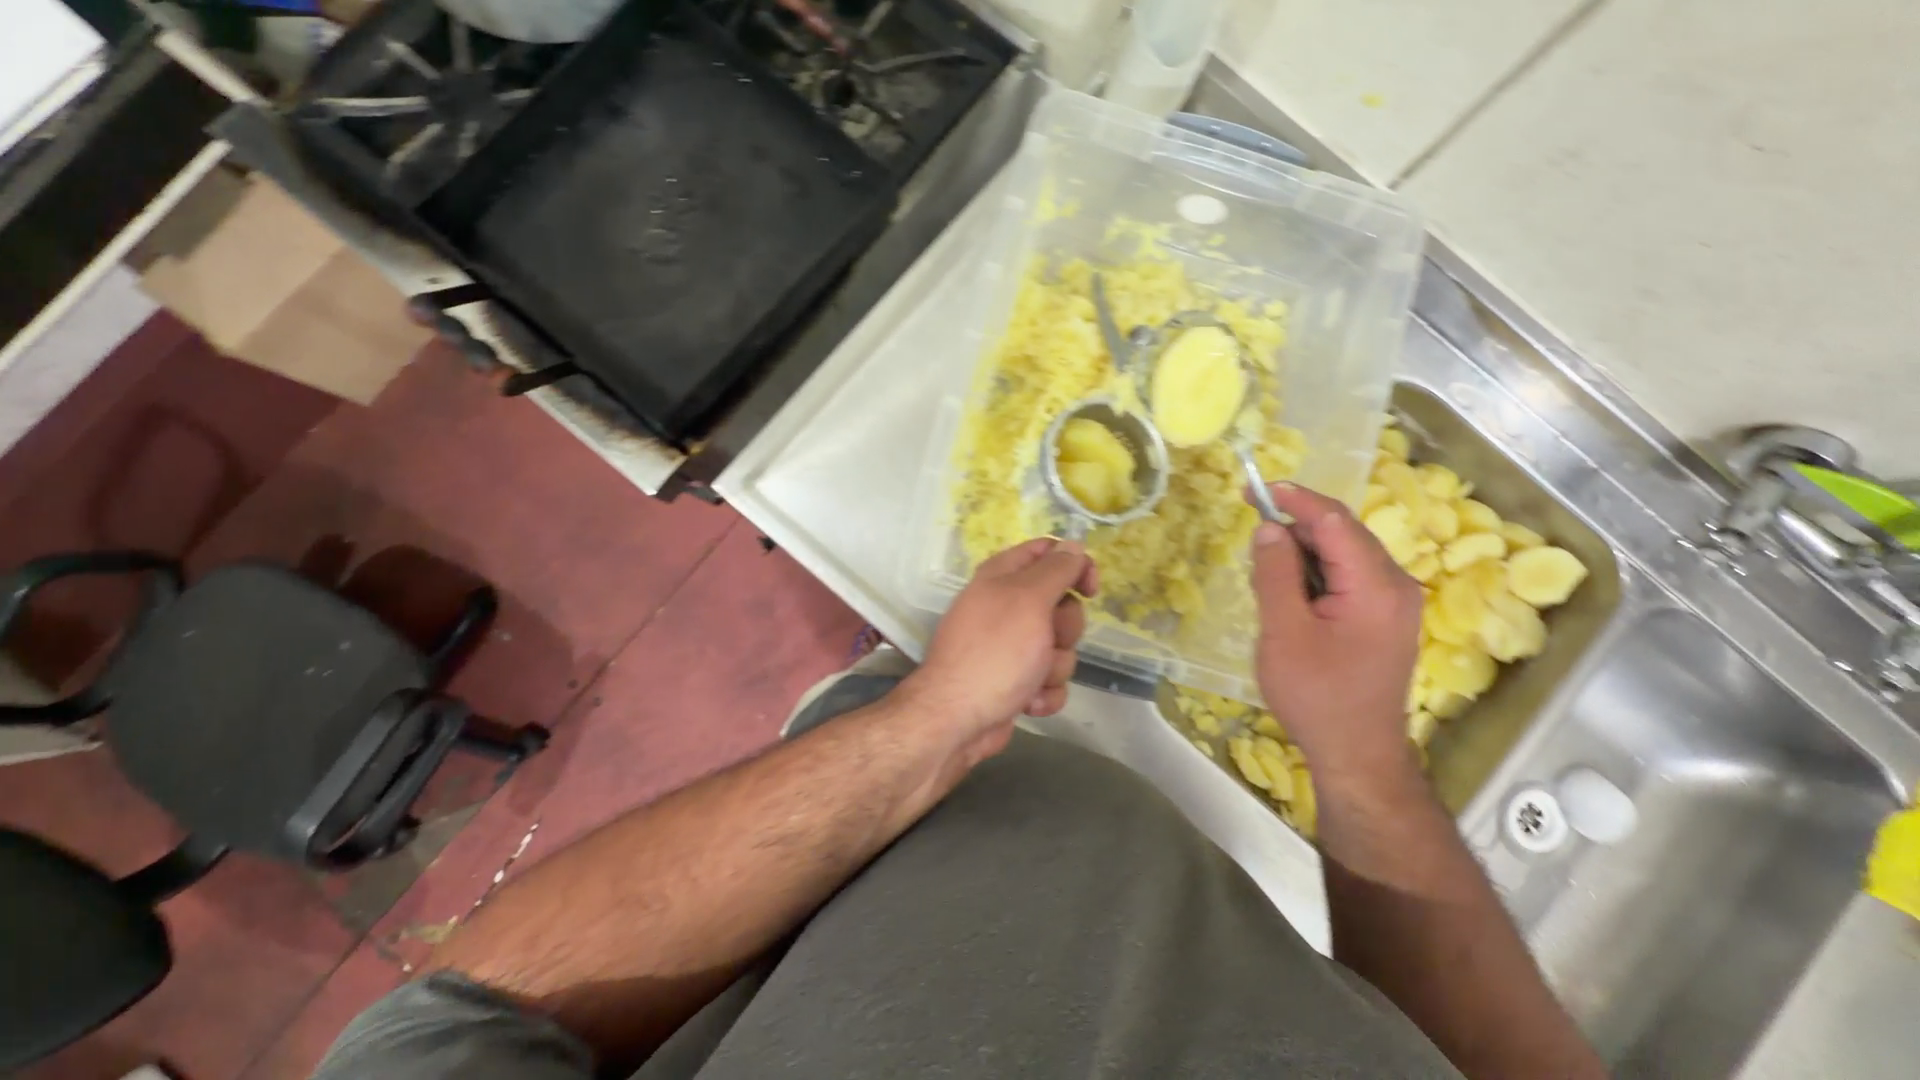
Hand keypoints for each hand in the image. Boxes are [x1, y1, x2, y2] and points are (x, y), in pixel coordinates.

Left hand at [901, 538, 1097, 758]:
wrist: (958, 720)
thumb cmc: (995, 653)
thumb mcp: (1028, 600)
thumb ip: (1055, 570)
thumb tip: (1073, 545)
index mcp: (1003, 576)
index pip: (1048, 552)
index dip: (1074, 565)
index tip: (1089, 590)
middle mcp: (1006, 607)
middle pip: (1063, 606)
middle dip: (1064, 629)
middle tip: (1047, 639)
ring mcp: (1011, 647)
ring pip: (1061, 648)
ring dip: (1054, 667)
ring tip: (1030, 678)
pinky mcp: (1017, 682)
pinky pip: (1052, 681)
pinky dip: (1045, 693)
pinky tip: (1027, 702)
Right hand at [1249, 483, 1423, 793]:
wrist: (1357, 754)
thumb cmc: (1318, 696)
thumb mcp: (1284, 632)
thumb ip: (1276, 574)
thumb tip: (1269, 528)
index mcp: (1376, 585)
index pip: (1335, 521)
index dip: (1295, 499)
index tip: (1255, 489)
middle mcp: (1396, 585)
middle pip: (1344, 533)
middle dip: (1298, 522)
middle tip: (1252, 520)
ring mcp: (1394, 603)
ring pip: (1346, 554)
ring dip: (1306, 548)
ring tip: (1265, 558)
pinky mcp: (1385, 619)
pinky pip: (1350, 577)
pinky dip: (1318, 571)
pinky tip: (1290, 584)